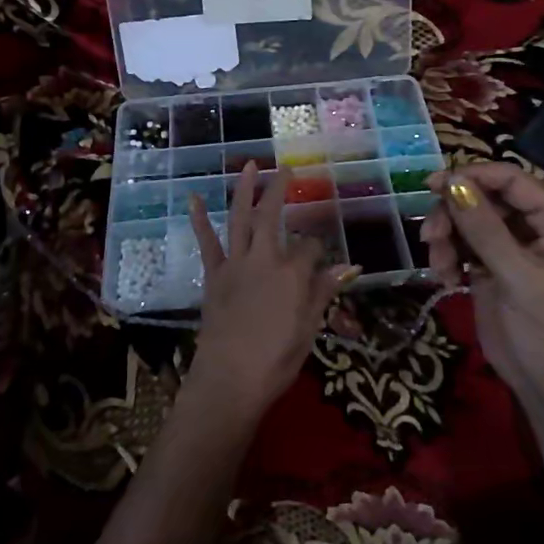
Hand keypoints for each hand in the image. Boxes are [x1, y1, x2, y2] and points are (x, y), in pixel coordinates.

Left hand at [186, 161, 357, 422]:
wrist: (230, 377)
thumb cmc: (276, 359)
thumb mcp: (309, 328)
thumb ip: (324, 292)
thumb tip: (349, 267)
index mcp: (293, 274)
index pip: (311, 249)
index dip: (319, 250)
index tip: (323, 258)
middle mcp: (264, 259)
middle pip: (272, 217)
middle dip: (280, 191)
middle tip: (287, 170)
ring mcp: (235, 264)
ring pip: (239, 219)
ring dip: (244, 190)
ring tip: (249, 166)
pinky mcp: (213, 275)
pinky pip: (207, 242)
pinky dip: (199, 220)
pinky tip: (194, 198)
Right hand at [421, 164, 543, 401]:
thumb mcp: (518, 277)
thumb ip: (485, 229)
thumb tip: (452, 183)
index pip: (512, 181)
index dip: (472, 177)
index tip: (432, 185)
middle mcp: (536, 230)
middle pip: (483, 200)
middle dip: (453, 216)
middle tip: (430, 238)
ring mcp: (511, 250)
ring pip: (467, 223)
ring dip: (446, 240)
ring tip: (440, 269)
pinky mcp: (491, 270)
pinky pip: (461, 248)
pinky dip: (447, 260)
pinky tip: (446, 281)